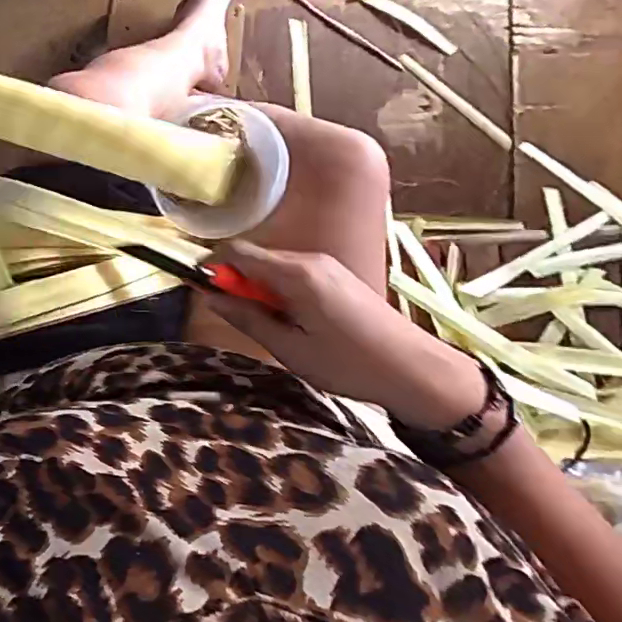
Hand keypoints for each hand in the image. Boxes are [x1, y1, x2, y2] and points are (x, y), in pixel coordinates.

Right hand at [204, 240, 487, 428]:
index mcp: (296, 273)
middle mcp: (311, 259)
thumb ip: (247, 317)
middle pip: (254, 257)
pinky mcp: (336, 276)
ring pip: (272, 267)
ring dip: (259, 291)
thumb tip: (211, 298)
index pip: (237, 251)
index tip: (205, 295)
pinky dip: (279, 293)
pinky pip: (293, 275)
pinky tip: (291, 322)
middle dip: (236, 283)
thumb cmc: (349, 364)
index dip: (213, 268)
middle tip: (240, 320)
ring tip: (270, 327)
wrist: (415, 370)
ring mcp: (326, 265)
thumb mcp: (288, 348)